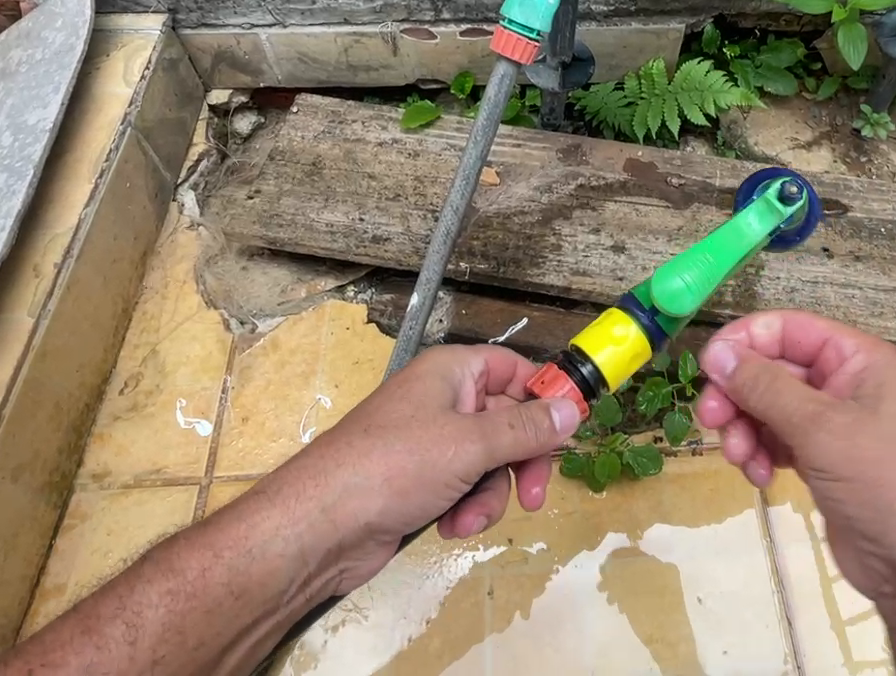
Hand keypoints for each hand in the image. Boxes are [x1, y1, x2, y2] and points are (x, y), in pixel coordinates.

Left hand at [253, 344, 578, 595]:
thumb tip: (573, 409)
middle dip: (519, 462)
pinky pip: (467, 486)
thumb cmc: (396, 465)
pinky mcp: (423, 480)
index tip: (570, 428)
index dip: (543, 396)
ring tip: (468, 517)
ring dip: (490, 494)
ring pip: (490, 461)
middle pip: (508, 421)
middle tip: (532, 496)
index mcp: (453, 372)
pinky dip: (467, 507)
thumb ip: (525, 428)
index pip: (514, 370)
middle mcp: (445, 400)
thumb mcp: (469, 444)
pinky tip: (450, 526)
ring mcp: (433, 441)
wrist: (322, 526)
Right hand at [694, 311, 895, 674]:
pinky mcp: (822, 460)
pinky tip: (760, 477)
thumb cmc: (886, 485)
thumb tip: (714, 352)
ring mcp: (833, 423)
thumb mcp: (822, 429)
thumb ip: (764, 386)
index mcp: (856, 359)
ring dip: (745, 428)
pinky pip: (775, 439)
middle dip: (738, 394)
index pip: (787, 328)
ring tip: (739, 458)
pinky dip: (760, 453)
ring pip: (767, 406)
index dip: (745, 341)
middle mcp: (843, 383)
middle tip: (710, 420)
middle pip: (771, 368)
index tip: (707, 367)